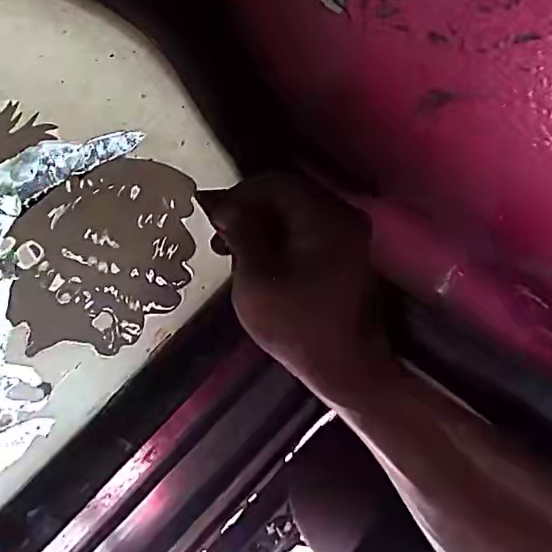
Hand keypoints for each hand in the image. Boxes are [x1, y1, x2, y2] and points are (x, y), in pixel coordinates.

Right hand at [198, 172, 394, 401]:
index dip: (237, 194)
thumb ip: (240, 232)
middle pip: (285, 191)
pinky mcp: (340, 248)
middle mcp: (341, 215)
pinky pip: (302, 224)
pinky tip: (250, 252)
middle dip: (245, 206)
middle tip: (214, 228)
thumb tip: (219, 201)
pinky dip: (274, 232)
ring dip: (257, 219)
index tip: (206, 212)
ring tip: (226, 244)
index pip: (275, 183)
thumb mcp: (256, 278)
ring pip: (291, 207)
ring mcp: (344, 231)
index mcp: (325, 218)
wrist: (343, 367)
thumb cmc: (296, 326)